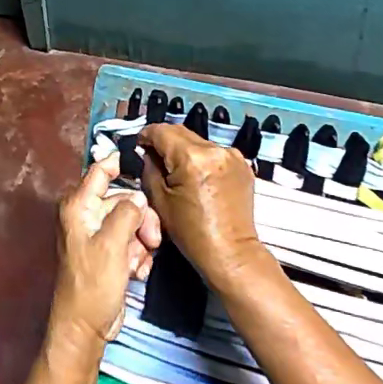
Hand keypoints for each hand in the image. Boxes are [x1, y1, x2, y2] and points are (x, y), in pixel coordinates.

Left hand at [47, 156, 162, 355]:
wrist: (85, 328)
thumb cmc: (93, 284)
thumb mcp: (113, 244)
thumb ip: (127, 212)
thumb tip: (139, 197)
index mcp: (78, 206)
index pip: (101, 170)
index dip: (122, 164)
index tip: (148, 166)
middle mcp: (85, 214)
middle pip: (123, 198)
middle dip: (142, 218)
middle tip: (153, 240)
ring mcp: (97, 234)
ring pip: (131, 220)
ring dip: (142, 240)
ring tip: (142, 262)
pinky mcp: (108, 252)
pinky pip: (130, 240)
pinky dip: (138, 253)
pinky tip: (139, 271)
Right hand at [139, 124, 268, 287]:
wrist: (231, 253)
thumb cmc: (193, 233)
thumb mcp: (160, 201)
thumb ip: (150, 169)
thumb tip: (148, 153)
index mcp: (191, 158)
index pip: (162, 131)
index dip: (146, 135)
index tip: (140, 144)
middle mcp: (214, 150)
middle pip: (181, 132)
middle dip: (165, 141)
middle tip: (154, 157)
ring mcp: (231, 156)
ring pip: (198, 141)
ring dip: (185, 150)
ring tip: (178, 171)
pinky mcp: (242, 164)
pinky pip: (215, 152)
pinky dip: (203, 159)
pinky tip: (199, 178)